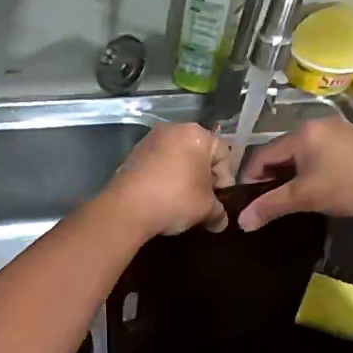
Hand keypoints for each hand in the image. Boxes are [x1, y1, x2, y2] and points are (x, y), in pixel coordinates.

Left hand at [101, 123, 231, 236]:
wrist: (126, 208)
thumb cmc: (175, 199)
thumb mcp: (206, 209)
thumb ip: (218, 212)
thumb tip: (221, 222)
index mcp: (196, 134)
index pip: (223, 154)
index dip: (225, 181)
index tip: (219, 202)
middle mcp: (172, 129)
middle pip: (198, 154)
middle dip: (203, 179)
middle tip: (203, 202)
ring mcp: (149, 141)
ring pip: (176, 159)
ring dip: (183, 179)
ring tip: (182, 203)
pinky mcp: (132, 155)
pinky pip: (157, 165)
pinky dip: (163, 179)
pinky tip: (162, 199)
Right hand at [237, 118, 352, 231]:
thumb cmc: (349, 184)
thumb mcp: (305, 197)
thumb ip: (270, 207)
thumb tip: (241, 222)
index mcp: (300, 133)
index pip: (261, 155)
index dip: (251, 180)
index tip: (250, 204)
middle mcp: (318, 125)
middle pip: (283, 152)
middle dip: (273, 178)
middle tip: (272, 203)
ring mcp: (342, 131)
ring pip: (305, 154)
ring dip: (295, 175)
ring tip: (297, 199)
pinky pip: (325, 154)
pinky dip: (316, 171)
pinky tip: (324, 189)